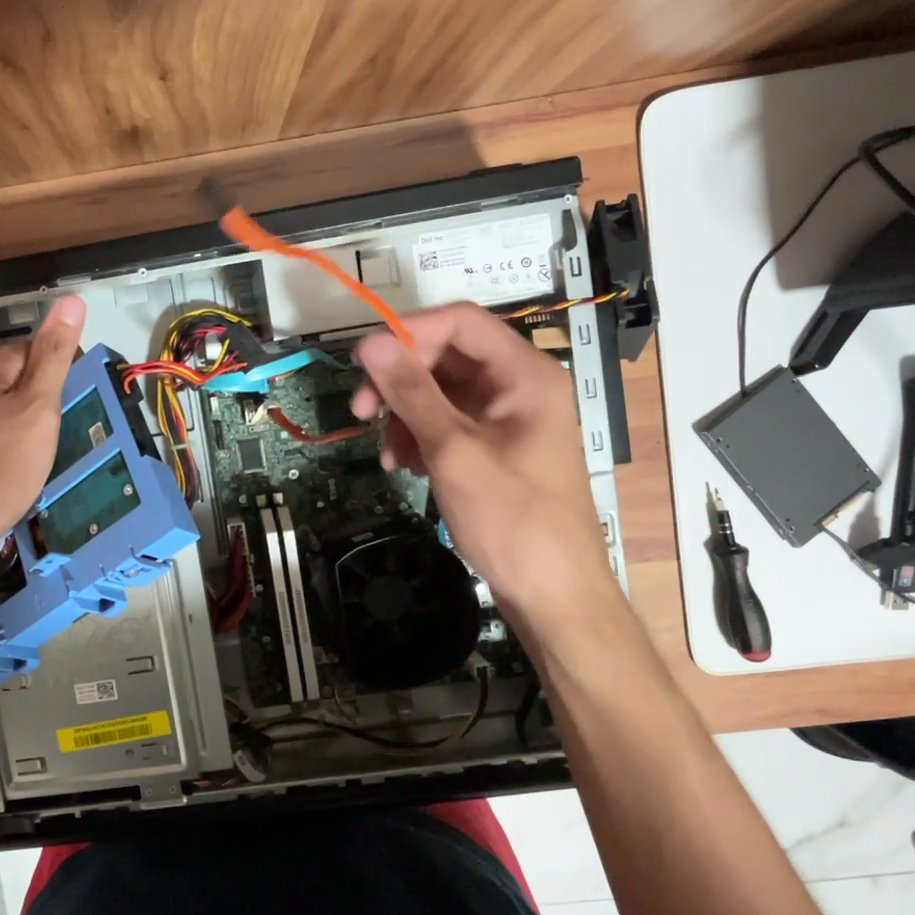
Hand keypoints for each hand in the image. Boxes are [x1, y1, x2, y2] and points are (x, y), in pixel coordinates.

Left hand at [0, 296, 86, 576]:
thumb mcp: (38, 409)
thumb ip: (53, 355)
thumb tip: (71, 299)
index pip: (40, 349)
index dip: (64, 378)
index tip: (76, 411)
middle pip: (20, 379)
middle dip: (44, 404)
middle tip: (61, 440)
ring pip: (4, 410)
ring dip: (26, 430)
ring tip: (40, 461)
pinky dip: (5, 451)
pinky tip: (11, 475)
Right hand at [351, 302, 617, 627]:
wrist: (553, 592)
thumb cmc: (510, 518)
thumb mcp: (452, 450)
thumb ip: (411, 392)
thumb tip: (369, 343)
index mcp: (524, 374)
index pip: (460, 322)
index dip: (408, 333)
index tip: (364, 363)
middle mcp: (519, 386)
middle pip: (446, 356)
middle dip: (399, 380)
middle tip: (361, 411)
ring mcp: (507, 418)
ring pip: (440, 392)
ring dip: (404, 414)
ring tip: (387, 454)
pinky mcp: (495, 447)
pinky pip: (448, 423)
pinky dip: (419, 437)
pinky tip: (404, 465)